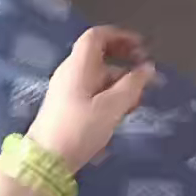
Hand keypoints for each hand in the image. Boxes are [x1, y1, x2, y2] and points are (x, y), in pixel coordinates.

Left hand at [27, 26, 156, 168]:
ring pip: (97, 75)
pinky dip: (109, 92)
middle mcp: (70, 72)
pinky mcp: (67, 106)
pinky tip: (122, 110)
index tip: (141, 46)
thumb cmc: (80, 128)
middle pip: (98, 54)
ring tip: (139, 95)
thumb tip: (148, 68)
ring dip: (120, 79)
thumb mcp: (112, 107)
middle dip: (124, 58)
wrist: (46, 160)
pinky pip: (92, 90)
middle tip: (145, 69)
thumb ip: (133, 85)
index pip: (97, 36)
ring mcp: (66, 89)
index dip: (120, 35)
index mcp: (78, 65)